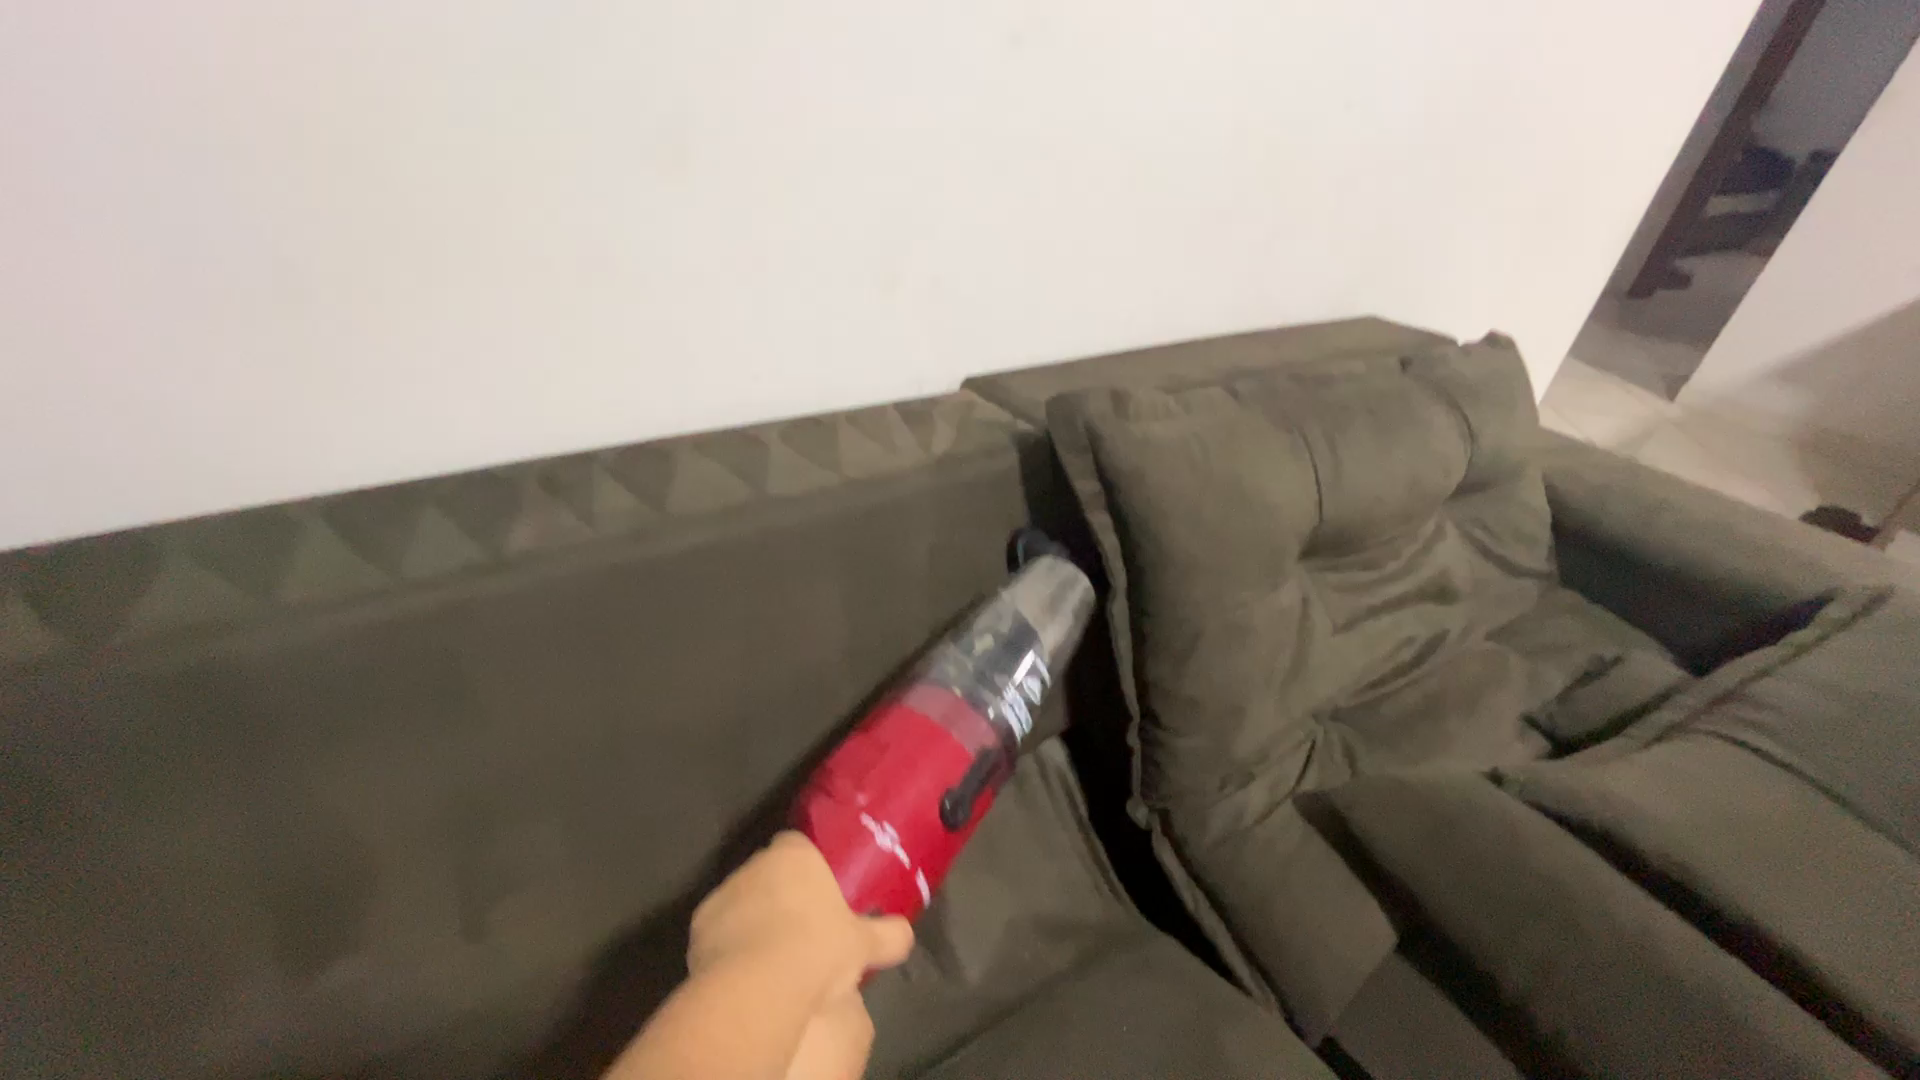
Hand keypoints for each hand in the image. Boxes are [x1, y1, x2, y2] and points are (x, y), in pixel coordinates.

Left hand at [687, 832, 914, 1006]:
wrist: (758, 986)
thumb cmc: (818, 949)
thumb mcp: (864, 944)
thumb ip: (887, 934)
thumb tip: (906, 933)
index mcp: (796, 856)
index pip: (797, 845)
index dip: (806, 867)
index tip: (818, 892)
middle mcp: (755, 865)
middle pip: (767, 873)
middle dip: (778, 894)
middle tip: (799, 928)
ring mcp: (723, 893)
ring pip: (740, 901)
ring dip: (751, 919)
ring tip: (770, 956)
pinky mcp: (697, 927)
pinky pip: (718, 930)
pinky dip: (729, 944)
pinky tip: (745, 970)